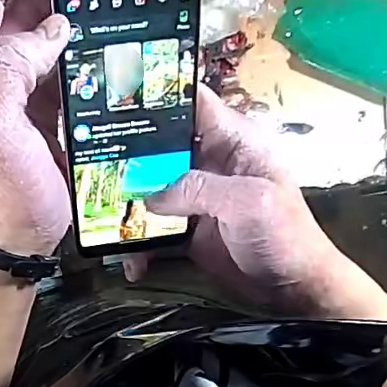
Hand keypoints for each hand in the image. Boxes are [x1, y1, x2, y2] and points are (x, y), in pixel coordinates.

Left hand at [0, 0, 78, 255]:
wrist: (23, 231)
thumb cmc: (4, 186)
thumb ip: (13, 70)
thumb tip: (52, 29)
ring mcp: (22, 84)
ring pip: (46, 27)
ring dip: (74, 8)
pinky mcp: (46, 102)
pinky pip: (66, 60)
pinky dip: (86, 44)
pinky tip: (109, 42)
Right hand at [127, 86, 386, 319]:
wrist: (294, 290)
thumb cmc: (287, 237)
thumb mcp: (249, 201)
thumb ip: (199, 188)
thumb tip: (151, 197)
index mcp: (233, 142)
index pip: (193, 103)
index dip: (159, 95)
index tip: (118, 99)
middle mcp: (210, 164)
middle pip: (159, 148)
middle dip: (127, 157)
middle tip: (92, 167)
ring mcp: (197, 199)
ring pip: (149, 191)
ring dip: (127, 208)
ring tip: (104, 222)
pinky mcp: (188, 232)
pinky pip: (154, 231)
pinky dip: (140, 247)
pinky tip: (132, 263)